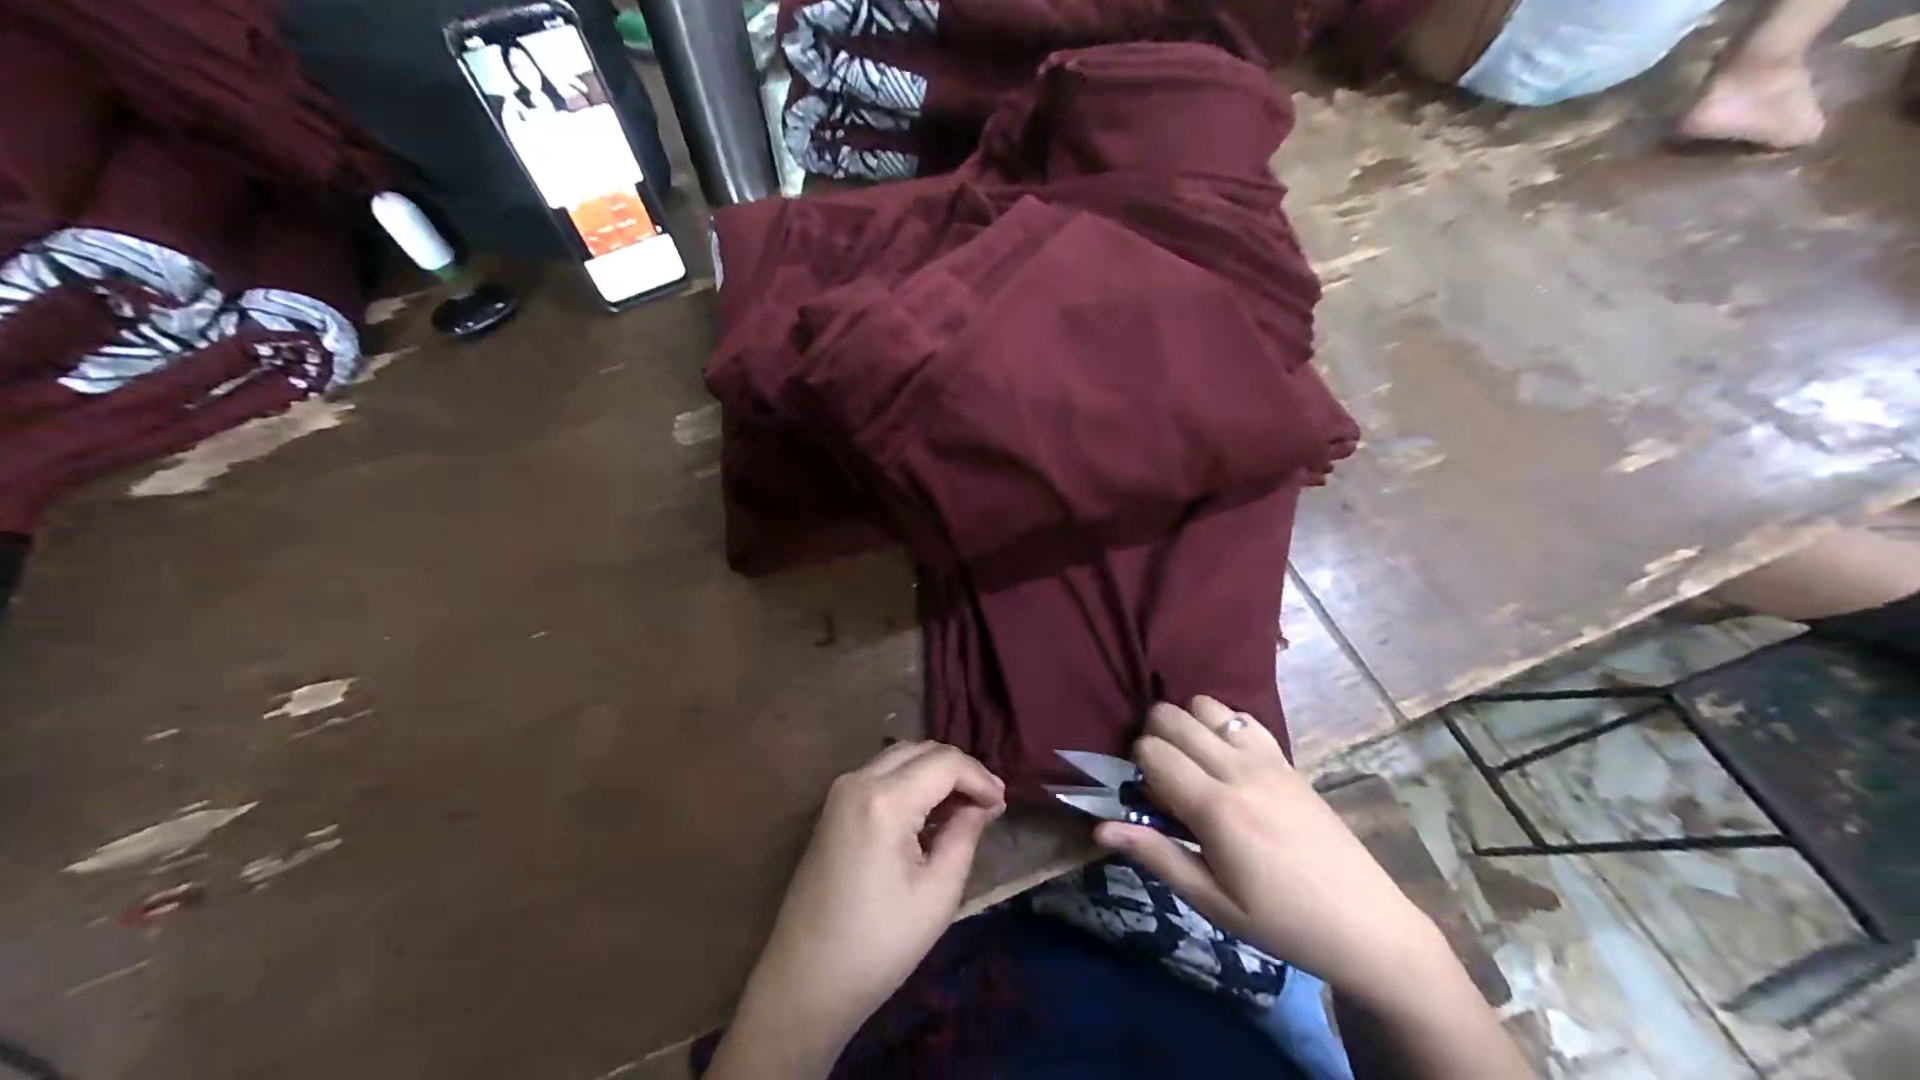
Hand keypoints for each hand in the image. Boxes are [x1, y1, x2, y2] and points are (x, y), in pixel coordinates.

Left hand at [708, 741, 1005, 1079]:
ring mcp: (839, 792)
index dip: (980, 777)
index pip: (945, 762)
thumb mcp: (938, 892)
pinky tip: (929, 813)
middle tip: (988, 804)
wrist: (807, 980)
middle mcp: (858, 780)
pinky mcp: (832, 808)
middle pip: (921, 750)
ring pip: (900, 757)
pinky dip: (910, 782)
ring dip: (934, 773)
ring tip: (964, 807)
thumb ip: (965, 834)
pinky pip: (880, 775)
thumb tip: (985, 804)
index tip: (1003, 804)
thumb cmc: (879, 944)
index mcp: (883, 800)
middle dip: (959, 770)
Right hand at [1093, 696, 1450, 1005]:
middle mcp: (1239, 769)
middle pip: (1171, 715)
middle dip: (1153, 737)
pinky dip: (1220, 724)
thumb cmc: (1282, 922)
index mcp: (1217, 808)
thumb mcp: (1212, 902)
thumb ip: (1156, 855)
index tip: (1147, 797)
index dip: (1136, 767)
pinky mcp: (1287, 759)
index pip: (1152, 751)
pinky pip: (1242, 717)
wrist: (1367, 924)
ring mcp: (1267, 758)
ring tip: (1192, 765)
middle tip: (1163, 778)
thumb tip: (1100, 827)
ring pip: (1205, 704)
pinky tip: (1226, 761)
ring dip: (1186, 725)